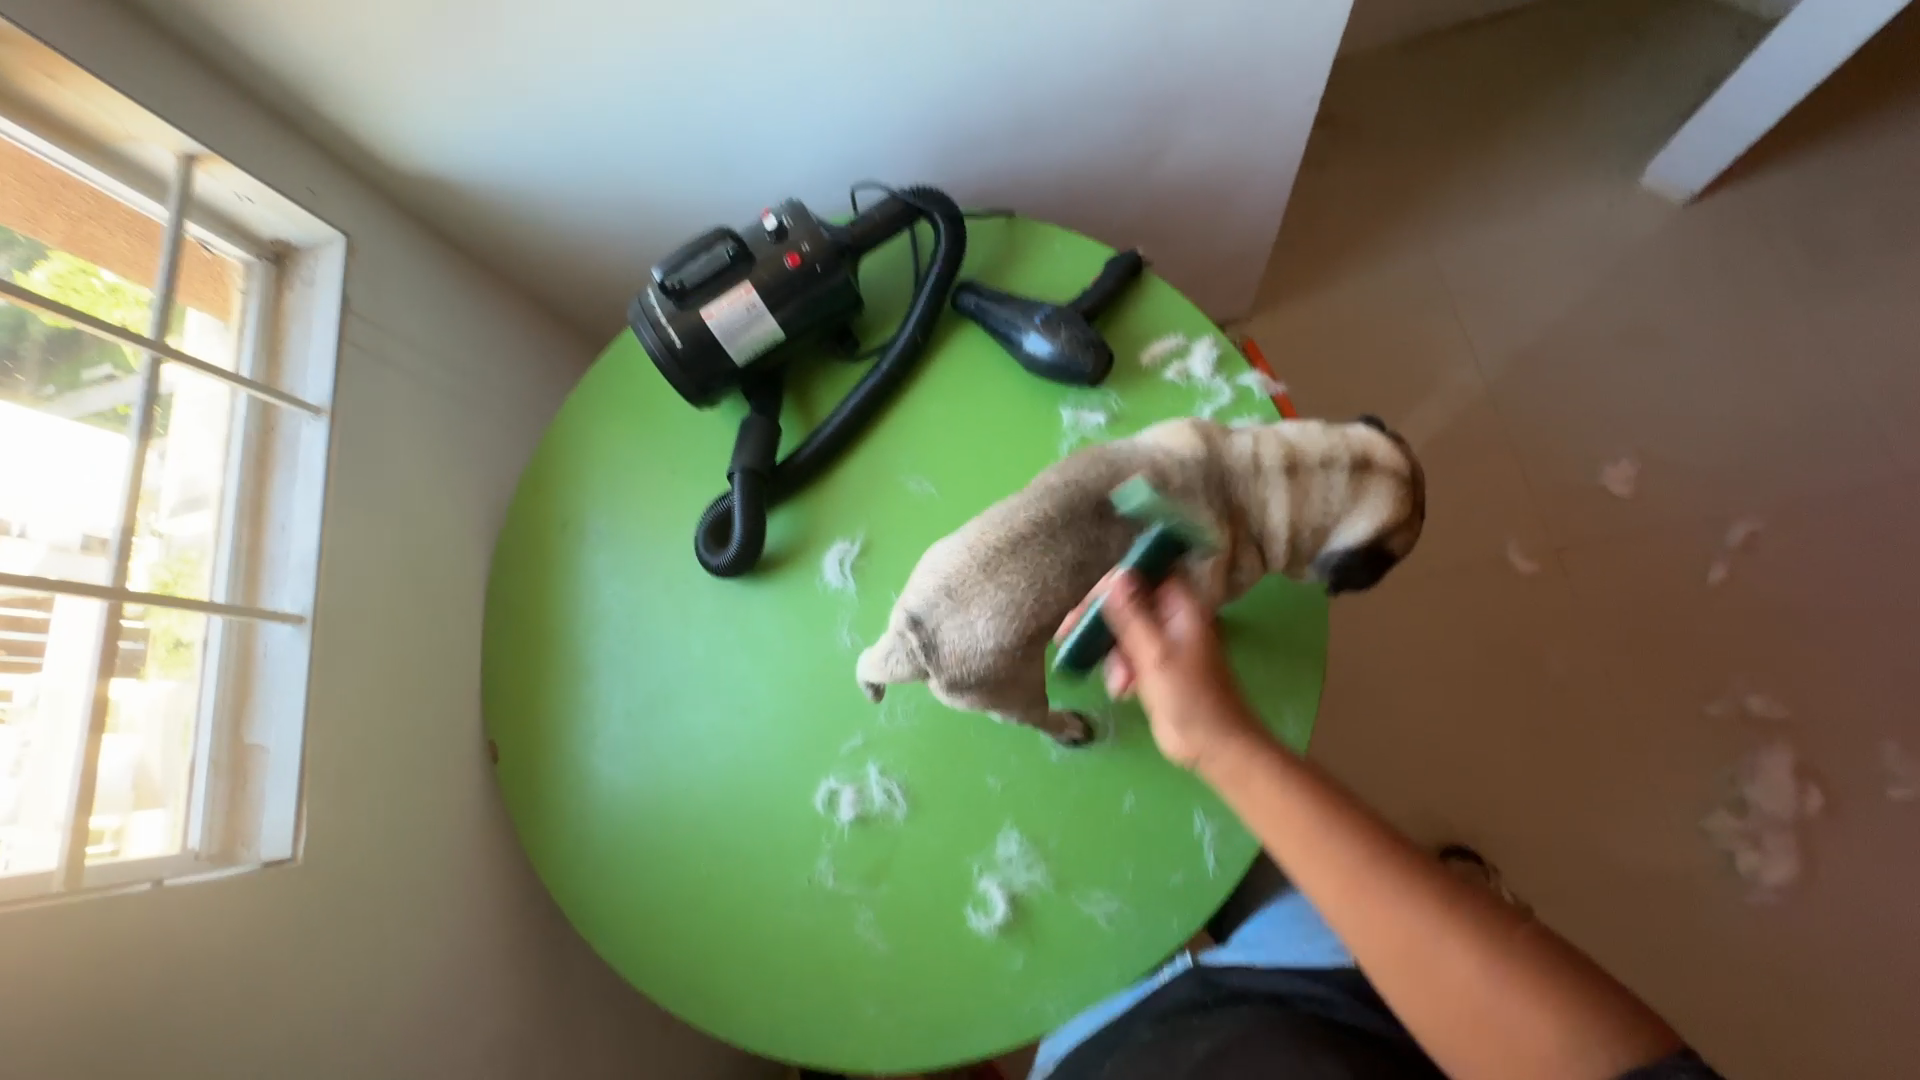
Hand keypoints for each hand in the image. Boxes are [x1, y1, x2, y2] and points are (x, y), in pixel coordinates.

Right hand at [1057, 571, 1268, 769]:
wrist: (1212, 748)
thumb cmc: (1190, 698)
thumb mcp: (1155, 654)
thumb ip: (1133, 614)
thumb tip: (1116, 575)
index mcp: (1181, 606)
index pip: (1141, 575)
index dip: (1112, 583)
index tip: (1086, 604)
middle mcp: (1171, 617)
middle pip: (1125, 602)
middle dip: (1100, 623)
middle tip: (1067, 635)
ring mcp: (1162, 642)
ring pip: (1121, 631)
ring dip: (1111, 654)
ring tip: (1117, 684)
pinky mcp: (1152, 666)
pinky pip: (1124, 655)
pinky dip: (1118, 670)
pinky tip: (1122, 691)